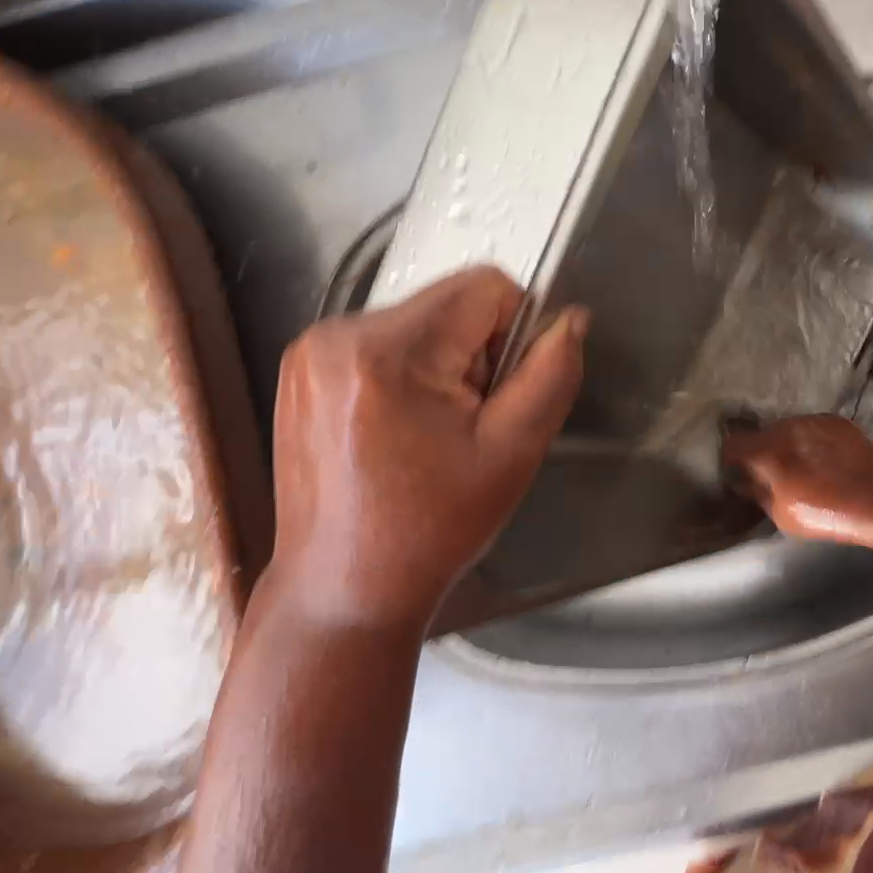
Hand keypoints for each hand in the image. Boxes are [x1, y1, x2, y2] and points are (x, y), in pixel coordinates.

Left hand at [268, 266, 585, 631]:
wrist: (346, 586)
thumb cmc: (433, 527)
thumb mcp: (514, 450)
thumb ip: (552, 373)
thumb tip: (570, 319)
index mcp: (389, 351)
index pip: (485, 286)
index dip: (516, 332)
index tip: (502, 394)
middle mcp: (338, 335)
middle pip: (450, 304)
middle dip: (478, 353)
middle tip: (469, 424)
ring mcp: (310, 353)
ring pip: (420, 323)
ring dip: (445, 366)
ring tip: (434, 434)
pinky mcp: (302, 371)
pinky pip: (384, 345)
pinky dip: (410, 376)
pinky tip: (404, 433)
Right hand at [721, 414, 872, 545]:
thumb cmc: (825, 513)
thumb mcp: (781, 514)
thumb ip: (758, 492)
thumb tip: (746, 481)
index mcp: (766, 451)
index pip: (733, 444)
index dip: (731, 458)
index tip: (736, 471)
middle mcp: (785, 427)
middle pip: (762, 434)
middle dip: (762, 451)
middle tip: (772, 472)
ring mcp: (812, 420)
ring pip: (788, 429)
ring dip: (788, 444)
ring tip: (802, 466)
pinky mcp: (836, 420)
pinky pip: (812, 428)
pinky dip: (811, 441)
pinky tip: (824, 459)